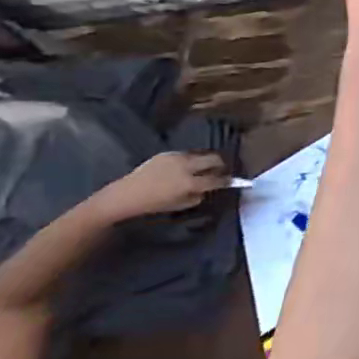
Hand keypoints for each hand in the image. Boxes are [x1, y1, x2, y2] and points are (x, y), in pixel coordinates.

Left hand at [88, 152, 226, 221]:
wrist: (127, 195)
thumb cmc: (153, 205)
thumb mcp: (179, 205)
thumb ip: (197, 196)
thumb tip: (208, 188)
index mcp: (190, 182)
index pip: (217, 179)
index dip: (227, 180)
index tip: (231, 180)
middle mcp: (187, 166)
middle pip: (214, 159)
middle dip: (221, 164)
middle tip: (221, 170)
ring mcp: (177, 157)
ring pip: (201, 154)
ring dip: (205, 160)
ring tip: (203, 167)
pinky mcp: (167, 153)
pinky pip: (186, 154)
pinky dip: (190, 160)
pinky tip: (184, 167)